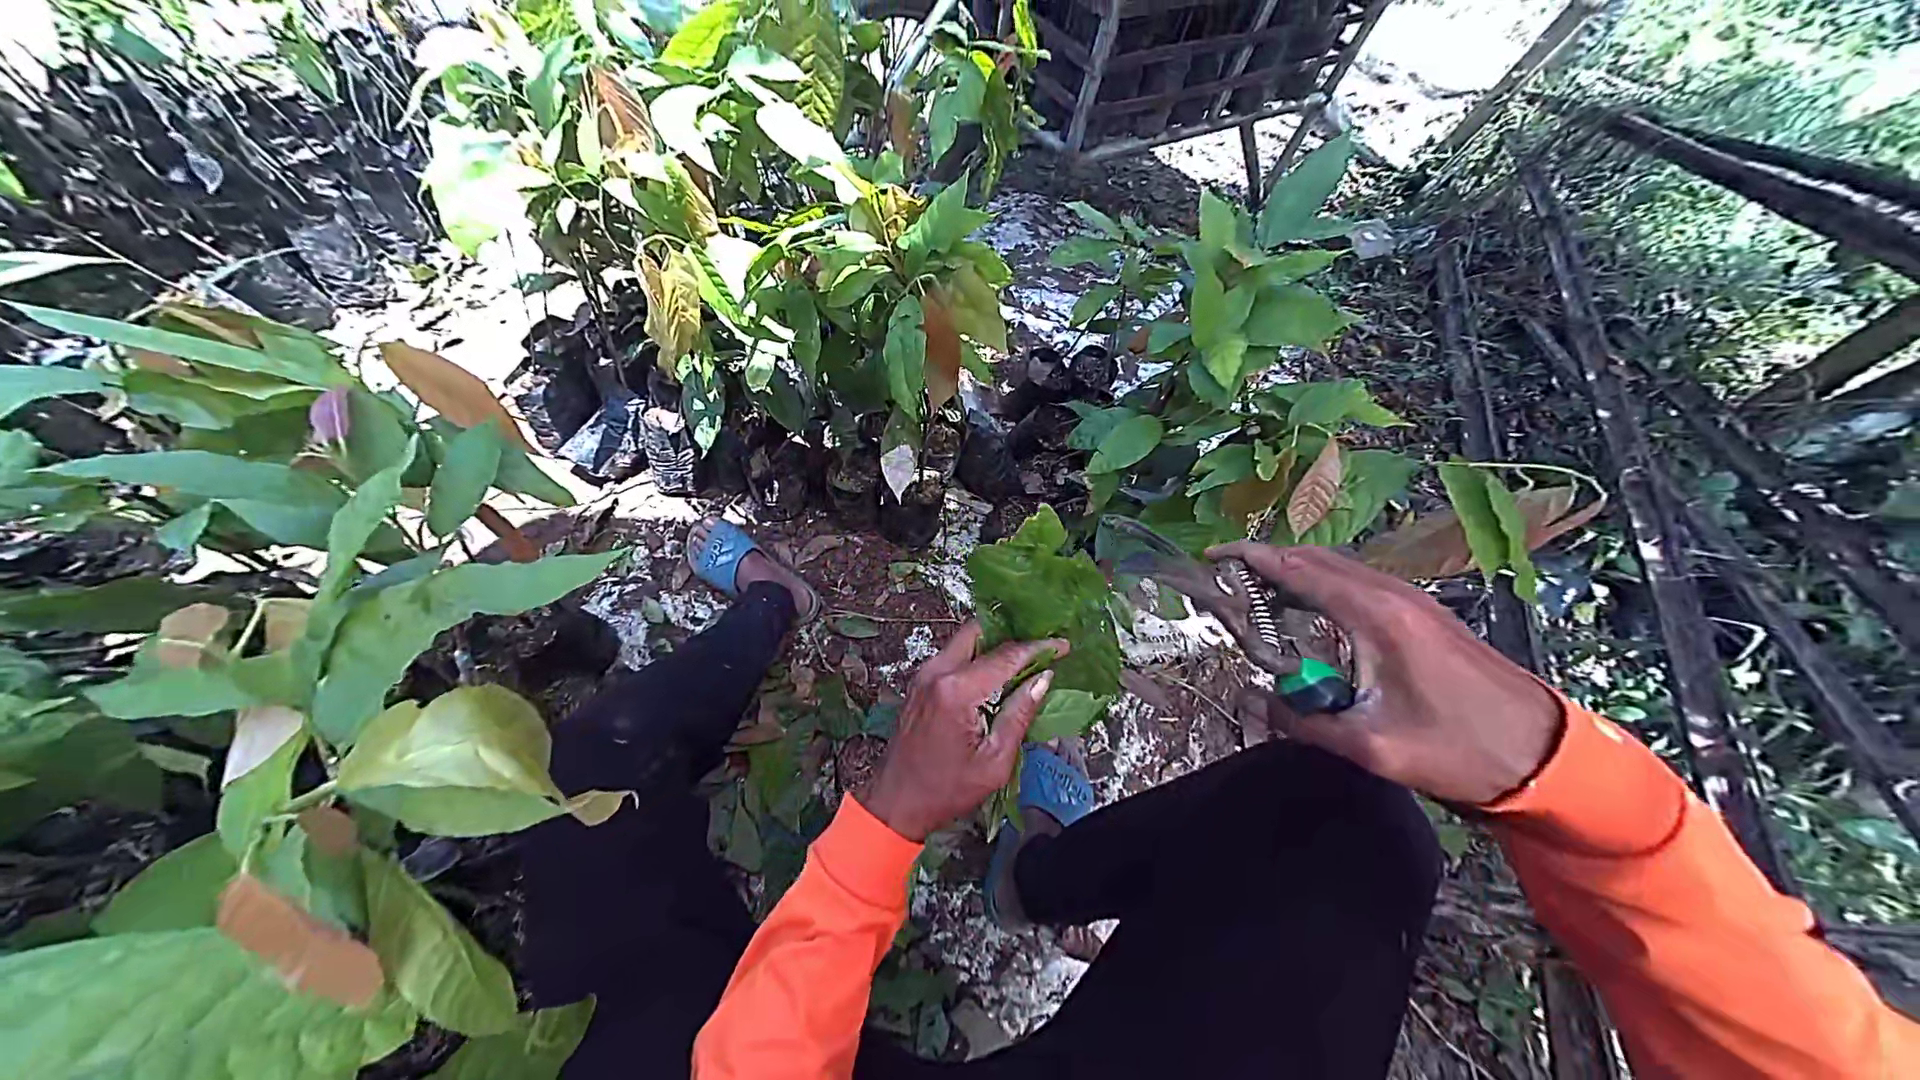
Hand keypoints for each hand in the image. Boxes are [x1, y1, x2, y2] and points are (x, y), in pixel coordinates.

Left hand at [857, 623, 1067, 841]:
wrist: (896, 801)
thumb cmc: (946, 789)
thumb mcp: (994, 761)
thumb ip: (1019, 714)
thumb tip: (1043, 679)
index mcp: (956, 691)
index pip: (1006, 655)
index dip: (1038, 648)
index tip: (1063, 646)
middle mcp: (937, 671)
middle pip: (980, 631)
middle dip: (1013, 633)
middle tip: (1041, 646)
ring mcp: (925, 673)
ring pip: (966, 640)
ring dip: (995, 643)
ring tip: (1025, 657)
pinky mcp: (920, 681)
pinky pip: (954, 654)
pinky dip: (978, 655)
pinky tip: (998, 672)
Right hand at [1210, 542, 1561, 803]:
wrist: (1548, 756)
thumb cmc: (1460, 749)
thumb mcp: (1372, 746)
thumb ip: (1304, 722)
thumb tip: (1254, 700)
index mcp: (1376, 616)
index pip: (1299, 570)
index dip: (1251, 559)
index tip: (1212, 557)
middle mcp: (1391, 595)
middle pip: (1315, 559)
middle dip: (1266, 560)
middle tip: (1225, 577)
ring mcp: (1410, 600)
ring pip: (1336, 566)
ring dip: (1292, 570)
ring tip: (1253, 590)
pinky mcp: (1420, 613)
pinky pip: (1355, 581)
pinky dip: (1318, 582)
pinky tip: (1303, 606)